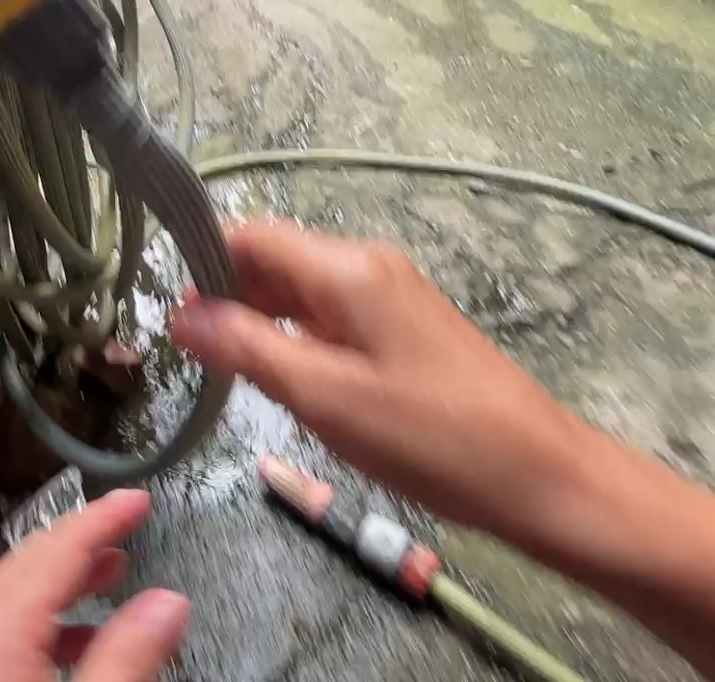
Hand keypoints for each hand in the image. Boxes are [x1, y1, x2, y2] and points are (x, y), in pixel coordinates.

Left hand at [0, 489, 189, 680]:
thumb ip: (129, 659)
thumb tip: (169, 604)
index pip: (58, 548)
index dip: (103, 517)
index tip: (138, 498)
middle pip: (31, 562)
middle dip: (83, 541)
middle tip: (127, 525)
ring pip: (14, 593)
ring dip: (65, 580)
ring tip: (110, 574)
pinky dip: (41, 621)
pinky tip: (74, 642)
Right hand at [172, 222, 602, 549]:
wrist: (544, 479)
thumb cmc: (427, 434)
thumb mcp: (322, 394)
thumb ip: (245, 347)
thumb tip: (179, 314)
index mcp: (346, 267)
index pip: (255, 235)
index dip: (206, 258)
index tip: (170, 305)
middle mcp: (365, 265)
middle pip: (276, 258)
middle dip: (228, 292)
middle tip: (192, 345)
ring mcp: (387, 294)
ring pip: (300, 288)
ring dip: (258, 315)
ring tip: (226, 363)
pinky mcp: (399, 325)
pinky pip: (328, 313)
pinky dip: (293, 333)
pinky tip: (280, 371)